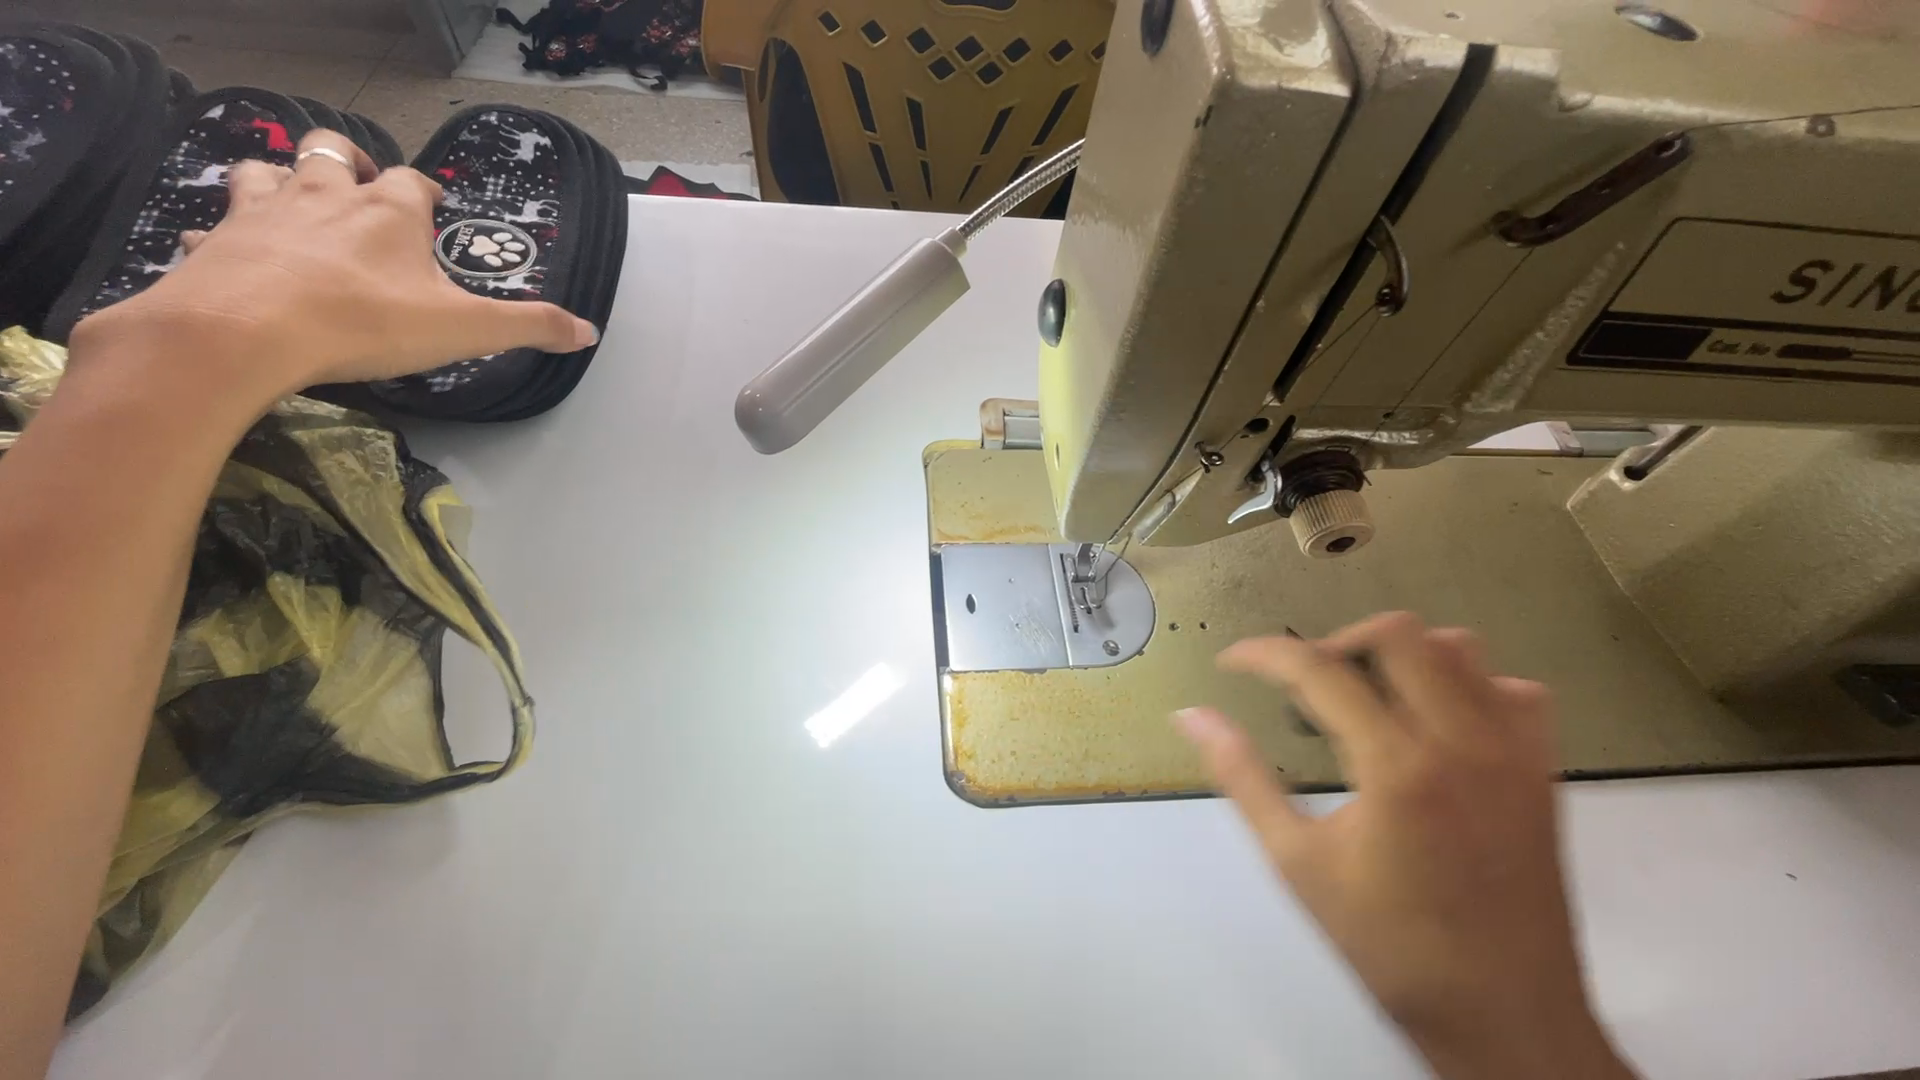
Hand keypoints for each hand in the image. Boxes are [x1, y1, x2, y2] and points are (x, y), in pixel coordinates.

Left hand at [68, 129, 595, 411]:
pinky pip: (216, 227)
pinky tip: (235, 253)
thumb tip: (589, 333)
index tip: (432, 206)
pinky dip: (227, 235)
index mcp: (388, 213)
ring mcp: (262, 215)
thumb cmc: (369, 322)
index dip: (423, 191)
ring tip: (296, 203)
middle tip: (359, 184)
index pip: (410, 182)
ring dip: (280, 180)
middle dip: (347, 161)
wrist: (245, 334)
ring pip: (263, 171)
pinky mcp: (216, 244)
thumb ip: (531, 327)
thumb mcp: (468, 330)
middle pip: (330, 153)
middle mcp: (323, 197)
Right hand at [1174, 613, 1634, 1079]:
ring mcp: (1514, 752)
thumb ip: (1242, 777)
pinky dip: (1468, 684)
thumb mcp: (1295, 862)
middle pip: (1397, 634)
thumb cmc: (1388, 945)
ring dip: (1401, 656)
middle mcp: (1462, 741)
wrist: (1504, 1017)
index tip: (1231, 662)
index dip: (1264, 654)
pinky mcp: (1543, 771)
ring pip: (1459, 649)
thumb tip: (1191, 716)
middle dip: (1335, 644)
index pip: (1319, 670)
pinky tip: (1436, 722)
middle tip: (1303, 687)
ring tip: (1365, 697)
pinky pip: (1514, 690)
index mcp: (1396, 766)